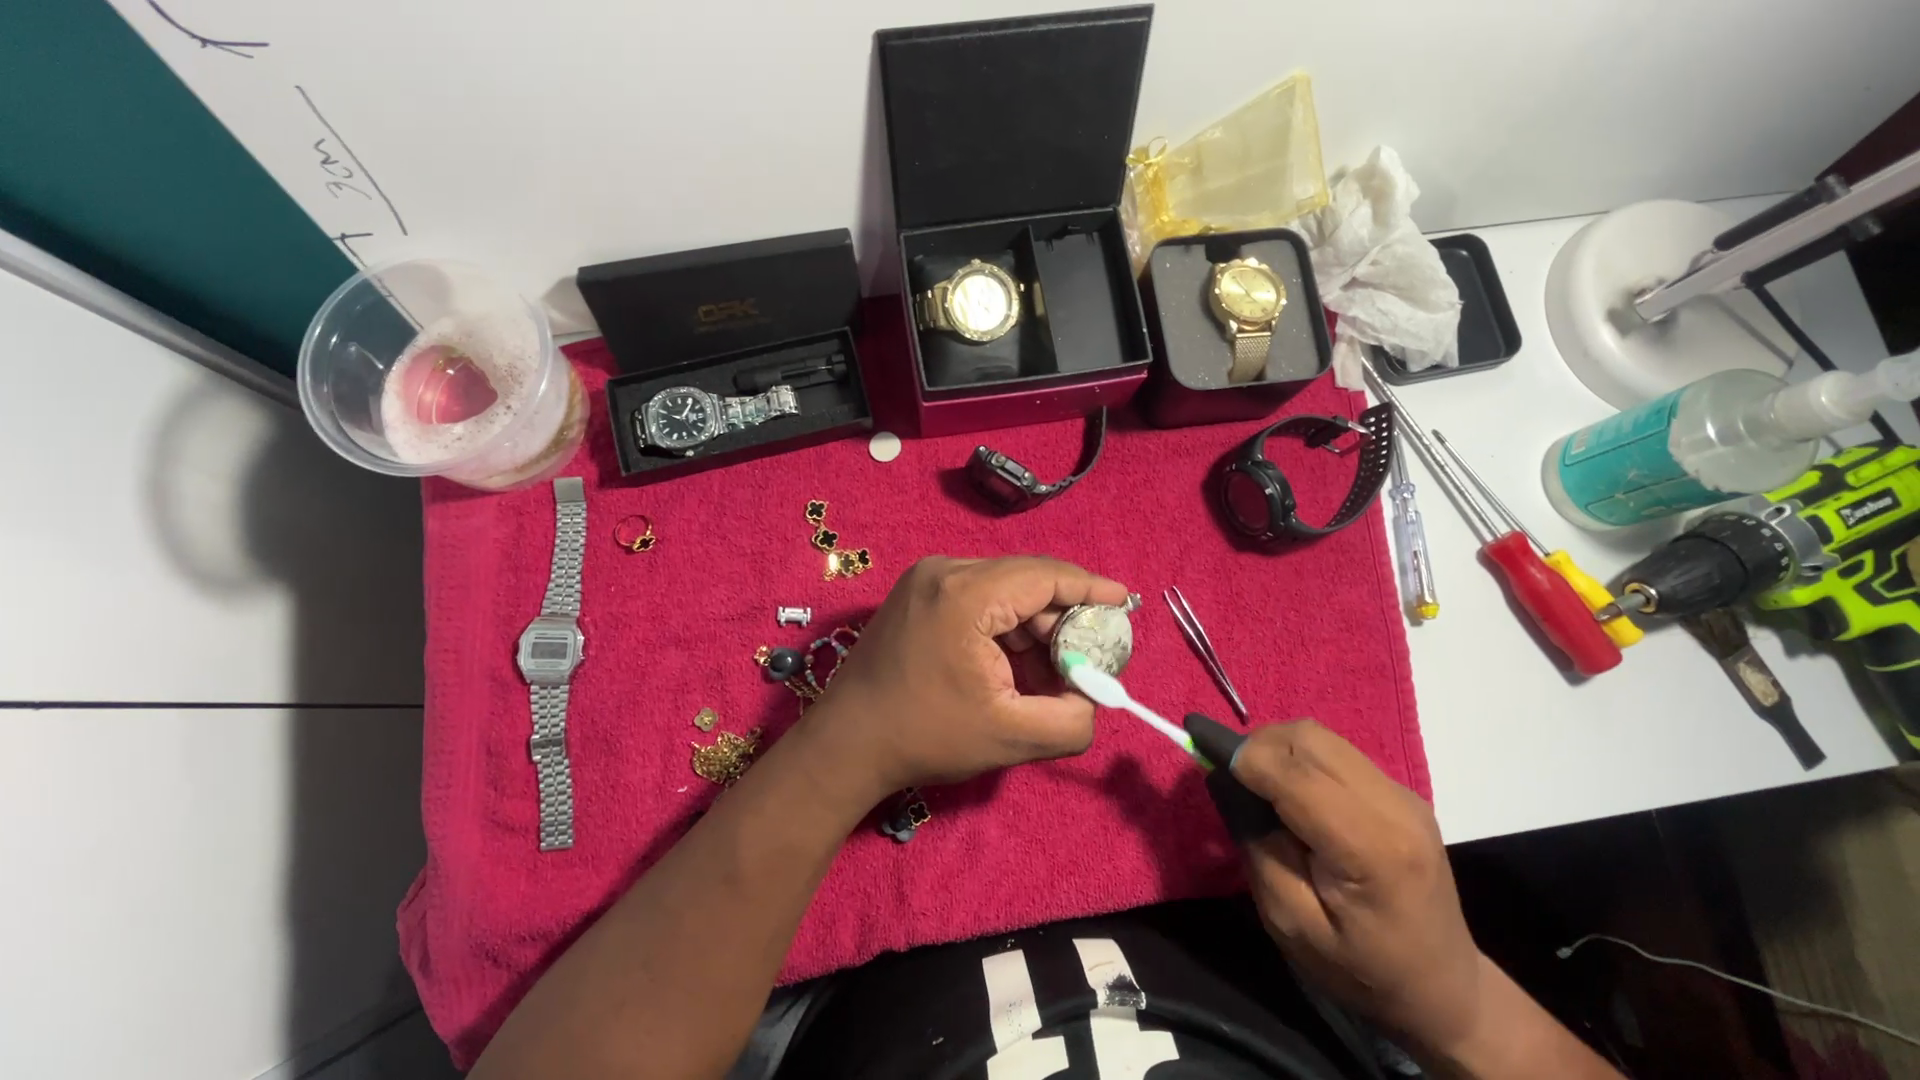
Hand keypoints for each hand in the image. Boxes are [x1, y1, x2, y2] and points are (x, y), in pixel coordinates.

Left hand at [808, 556, 1129, 795]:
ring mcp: (925, 580)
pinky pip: (977, 600)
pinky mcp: (915, 596)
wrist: (846, 744)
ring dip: (1032, 628)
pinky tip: (1015, 667)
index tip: (1124, 602)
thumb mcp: (1012, 737)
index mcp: (967, 594)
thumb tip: (1092, 698)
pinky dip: (1004, 629)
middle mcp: (945, 571)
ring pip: (1002, 592)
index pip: (1045, 575)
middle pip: (1025, 581)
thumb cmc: (926, 736)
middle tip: (1089, 657)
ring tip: (1052, 673)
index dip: (1090, 589)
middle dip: (1062, 620)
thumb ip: (1072, 719)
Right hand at [1231, 720, 1485, 1057]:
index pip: (1294, 773)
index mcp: (1370, 846)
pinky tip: (1293, 796)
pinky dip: (1302, 760)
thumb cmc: (1360, 969)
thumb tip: (1224, 779)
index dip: (1242, 758)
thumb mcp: (1290, 921)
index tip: (1200, 753)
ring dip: (1279, 749)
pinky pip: (1338, 754)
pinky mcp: (1403, 793)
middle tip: (1229, 778)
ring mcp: (1404, 795)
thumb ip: (1256, 845)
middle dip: (1257, 746)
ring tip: (1258, 787)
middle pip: (1309, 738)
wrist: (1442, 987)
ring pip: (1322, 738)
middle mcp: (1394, 805)